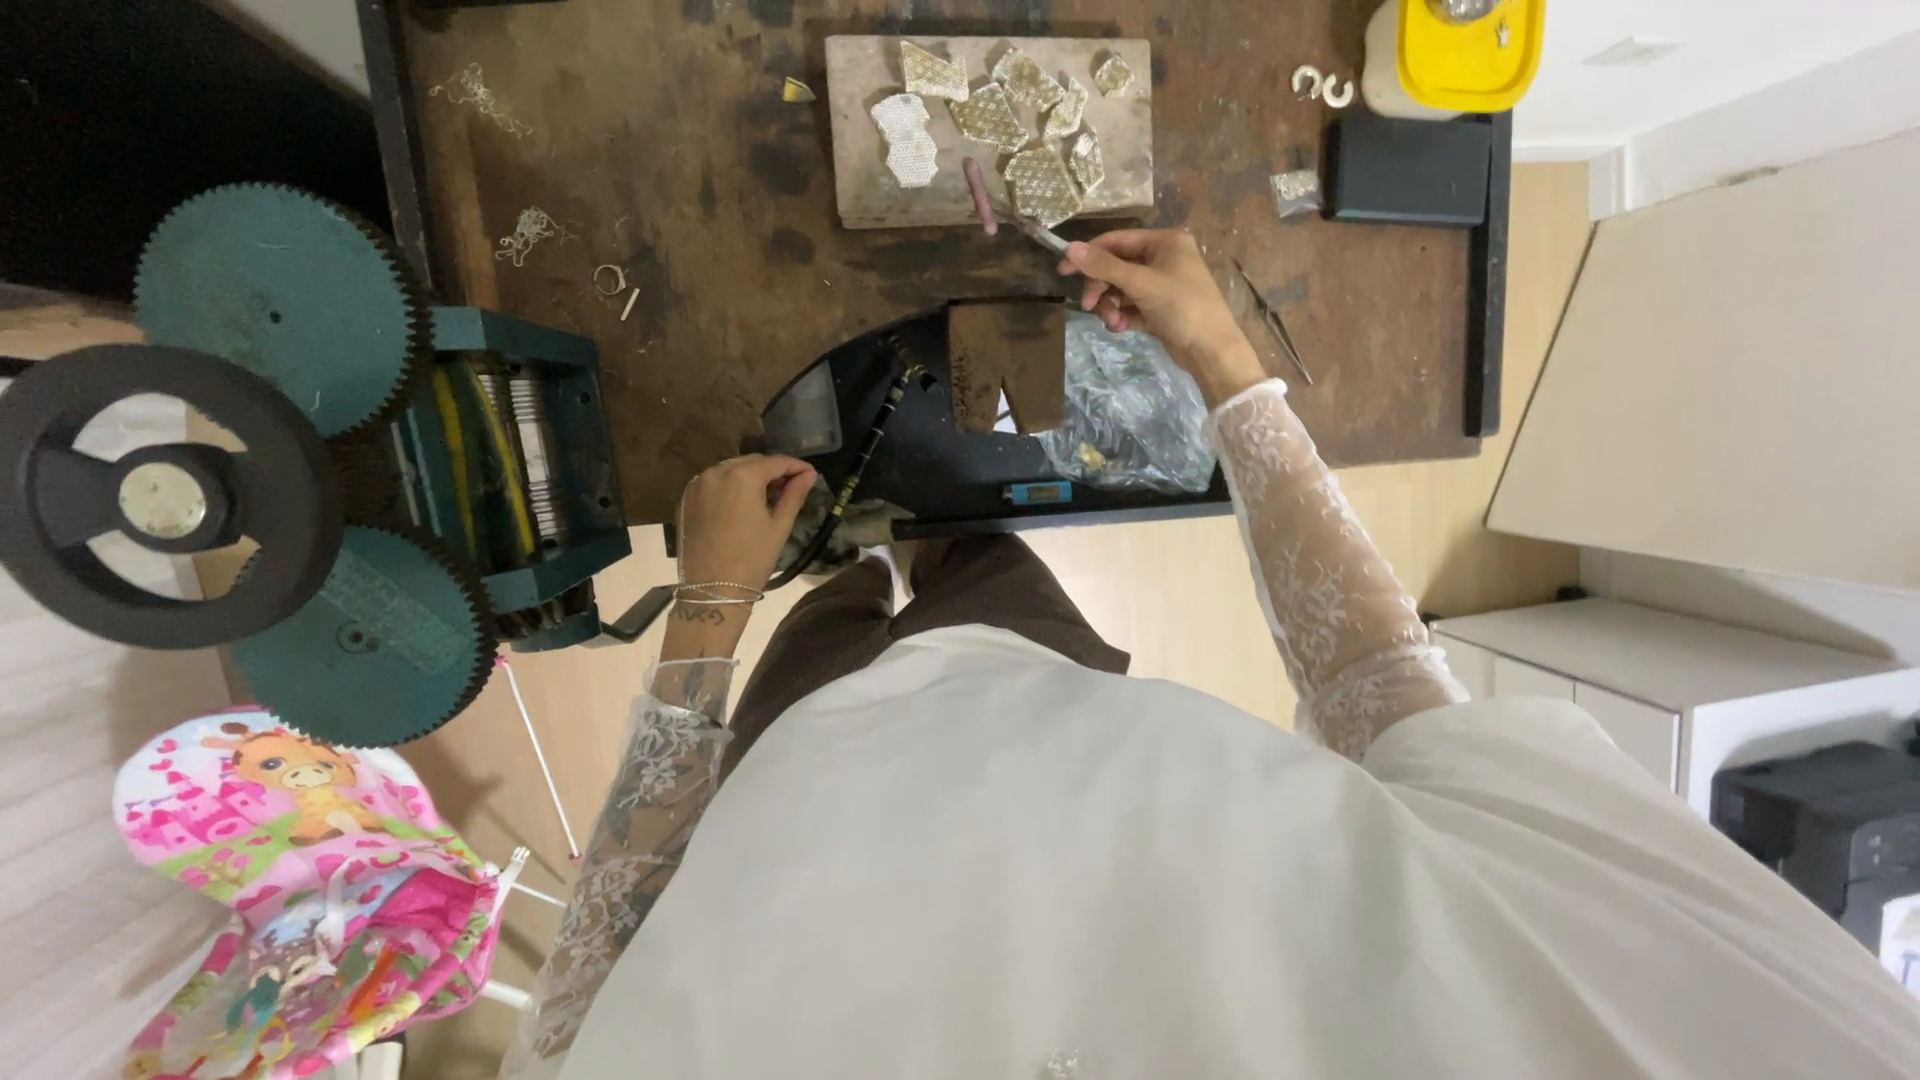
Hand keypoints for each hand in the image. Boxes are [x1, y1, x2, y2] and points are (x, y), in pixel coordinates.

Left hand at [677, 454, 816, 588]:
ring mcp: (696, 485)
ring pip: (730, 470)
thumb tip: (809, 474)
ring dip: (750, 477)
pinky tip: (741, 504)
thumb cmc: (753, 558)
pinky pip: (713, 483)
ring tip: (766, 496)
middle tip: (790, 486)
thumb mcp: (779, 525)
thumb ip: (794, 494)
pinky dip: (729, 486)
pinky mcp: (685, 499)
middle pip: (751, 462)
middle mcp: (716, 472)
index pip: (775, 462)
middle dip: (772, 470)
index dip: (796, 466)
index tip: (810, 474)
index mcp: (742, 476)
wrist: (712, 589)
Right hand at [1058, 229, 1266, 404]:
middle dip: (1102, 288)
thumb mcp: (1140, 283)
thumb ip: (1104, 266)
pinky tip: (1122, 328)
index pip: (1116, 241)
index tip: (1063, 271)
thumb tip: (1068, 248)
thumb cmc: (1182, 306)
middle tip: (1090, 307)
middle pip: (1116, 267)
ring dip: (1111, 306)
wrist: (1211, 349)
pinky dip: (1123, 316)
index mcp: (1164, 242)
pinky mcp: (1159, 308)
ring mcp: (1161, 284)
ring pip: (1121, 289)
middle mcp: (1163, 258)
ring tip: (1113, 323)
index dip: (1088, 255)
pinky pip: (1131, 306)